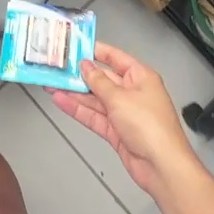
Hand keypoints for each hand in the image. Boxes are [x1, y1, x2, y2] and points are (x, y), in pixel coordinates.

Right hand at [51, 43, 199, 197]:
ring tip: (52, 85)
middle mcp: (132, 92)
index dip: (95, 51)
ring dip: (74, 93)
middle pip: (102, 79)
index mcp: (140, 77)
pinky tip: (62, 102)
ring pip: (95, 99)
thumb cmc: (150, 126)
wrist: (161, 166)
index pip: (114, 57)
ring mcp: (124, 113)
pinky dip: (78, 110)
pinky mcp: (116, 131)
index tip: (75, 46)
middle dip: (79, 76)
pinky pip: (94, 116)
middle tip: (57, 69)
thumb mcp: (120, 97)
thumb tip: (86, 66)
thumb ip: (98, 81)